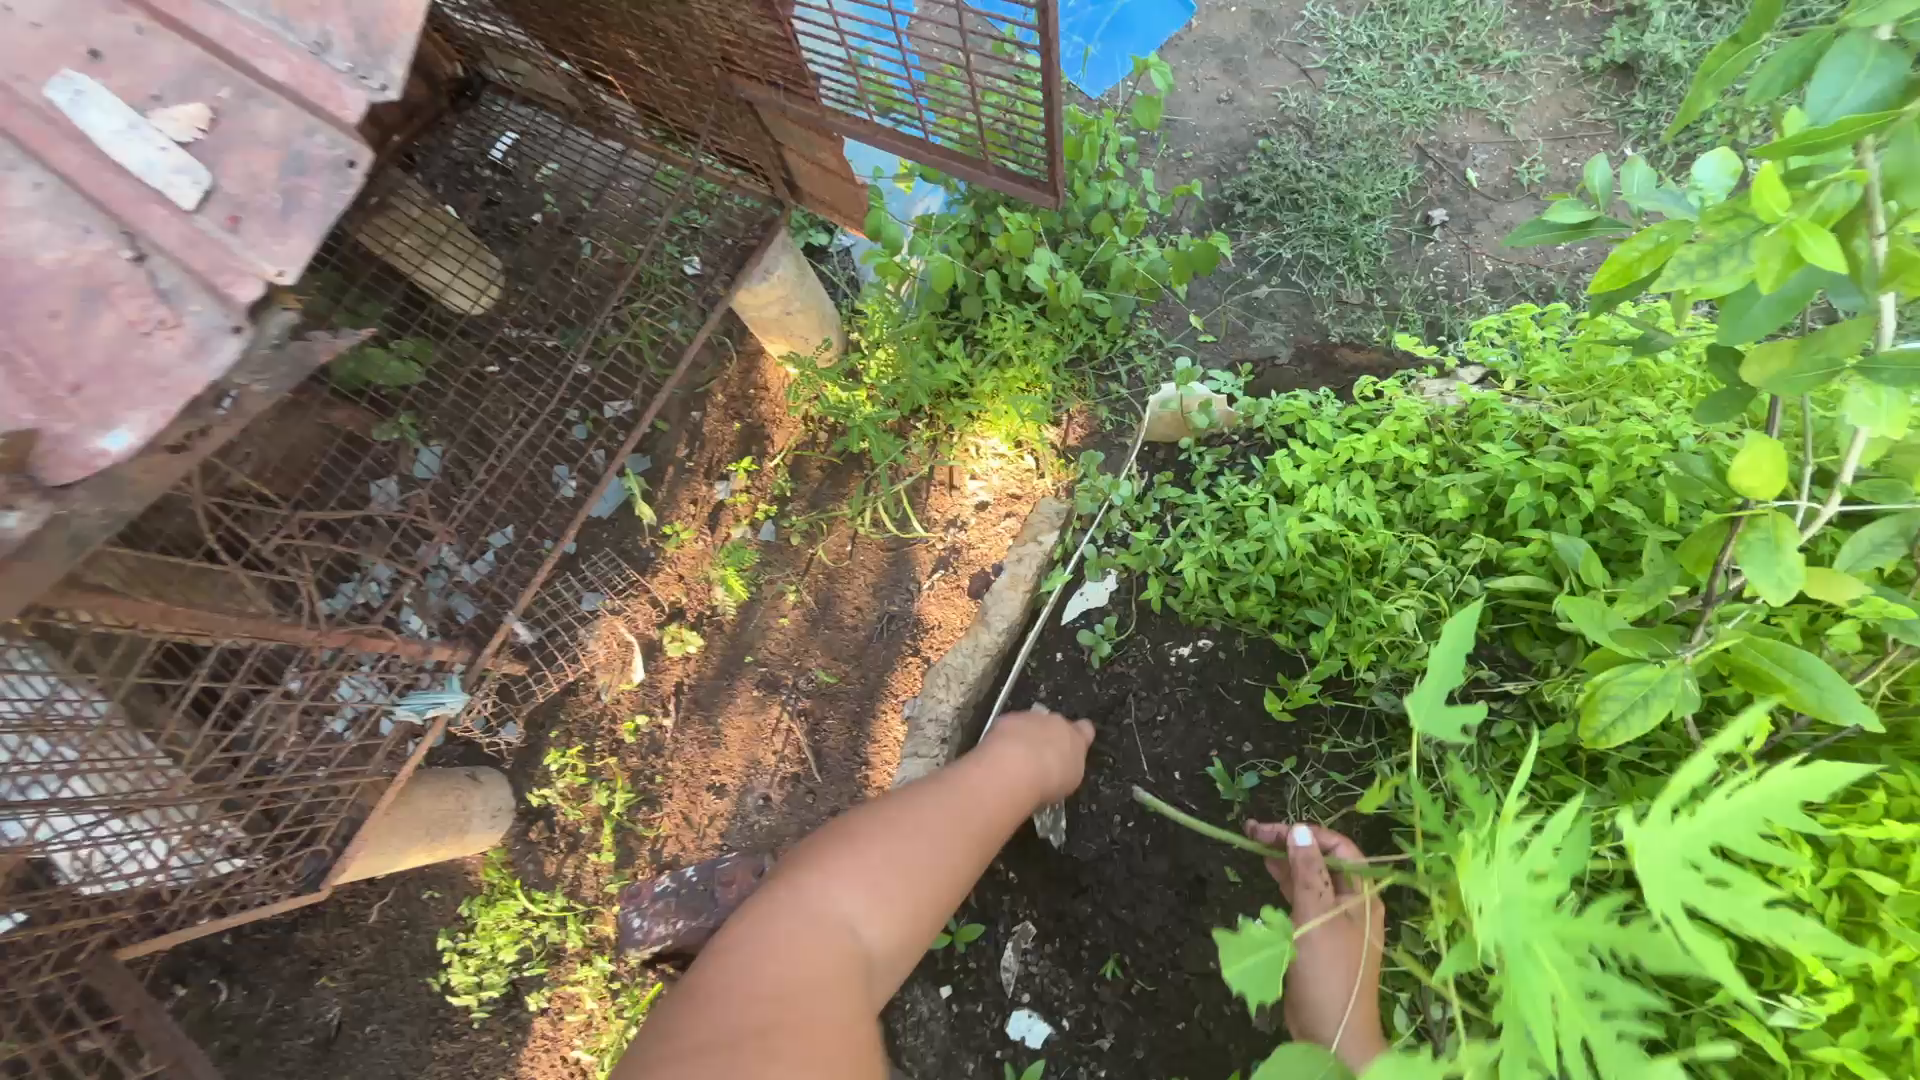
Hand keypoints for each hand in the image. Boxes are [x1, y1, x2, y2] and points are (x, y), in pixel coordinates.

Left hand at [978, 706, 1095, 802]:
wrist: (1016, 768)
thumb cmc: (1049, 780)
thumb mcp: (1069, 781)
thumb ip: (1068, 766)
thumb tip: (1062, 766)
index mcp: (1076, 738)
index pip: (1084, 729)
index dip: (1078, 735)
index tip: (1072, 745)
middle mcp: (1055, 722)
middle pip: (1054, 725)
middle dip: (1047, 737)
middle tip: (1040, 759)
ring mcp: (1030, 718)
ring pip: (1029, 723)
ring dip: (1025, 737)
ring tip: (1016, 760)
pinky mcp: (1006, 719)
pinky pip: (1008, 727)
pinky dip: (1005, 738)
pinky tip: (1000, 756)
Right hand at [1245, 821, 1387, 1073]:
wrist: (1332, 1035)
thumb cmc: (1328, 972)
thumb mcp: (1315, 916)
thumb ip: (1307, 871)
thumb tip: (1298, 830)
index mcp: (1363, 896)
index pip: (1340, 847)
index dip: (1308, 833)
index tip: (1275, 830)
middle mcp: (1353, 903)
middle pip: (1323, 859)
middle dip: (1291, 841)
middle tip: (1254, 831)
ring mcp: (1335, 919)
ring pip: (1309, 876)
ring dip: (1284, 859)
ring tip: (1253, 844)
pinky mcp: (1318, 934)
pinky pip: (1302, 897)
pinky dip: (1284, 881)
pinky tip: (1266, 871)